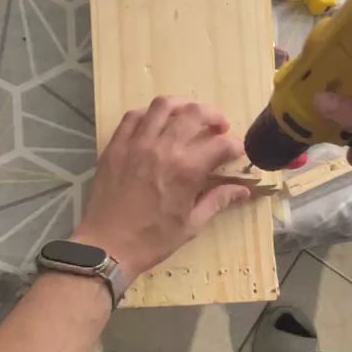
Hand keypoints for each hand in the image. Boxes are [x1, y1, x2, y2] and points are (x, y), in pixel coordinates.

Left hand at [73, 97, 254, 278]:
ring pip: (163, 106)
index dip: (234, 147)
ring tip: (188, 115)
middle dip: (213, 116)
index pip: (220, 146)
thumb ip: (217, 200)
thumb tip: (243, 191)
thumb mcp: (192, 224)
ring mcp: (137, 143)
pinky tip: (155, 123)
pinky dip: (149, 114)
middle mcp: (164, 148)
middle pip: (194, 114)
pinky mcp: (116, 146)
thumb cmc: (153, 240)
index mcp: (187, 170)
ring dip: (182, 106)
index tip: (237, 152)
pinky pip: (133, 117)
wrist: (107, 246)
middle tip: (219, 127)